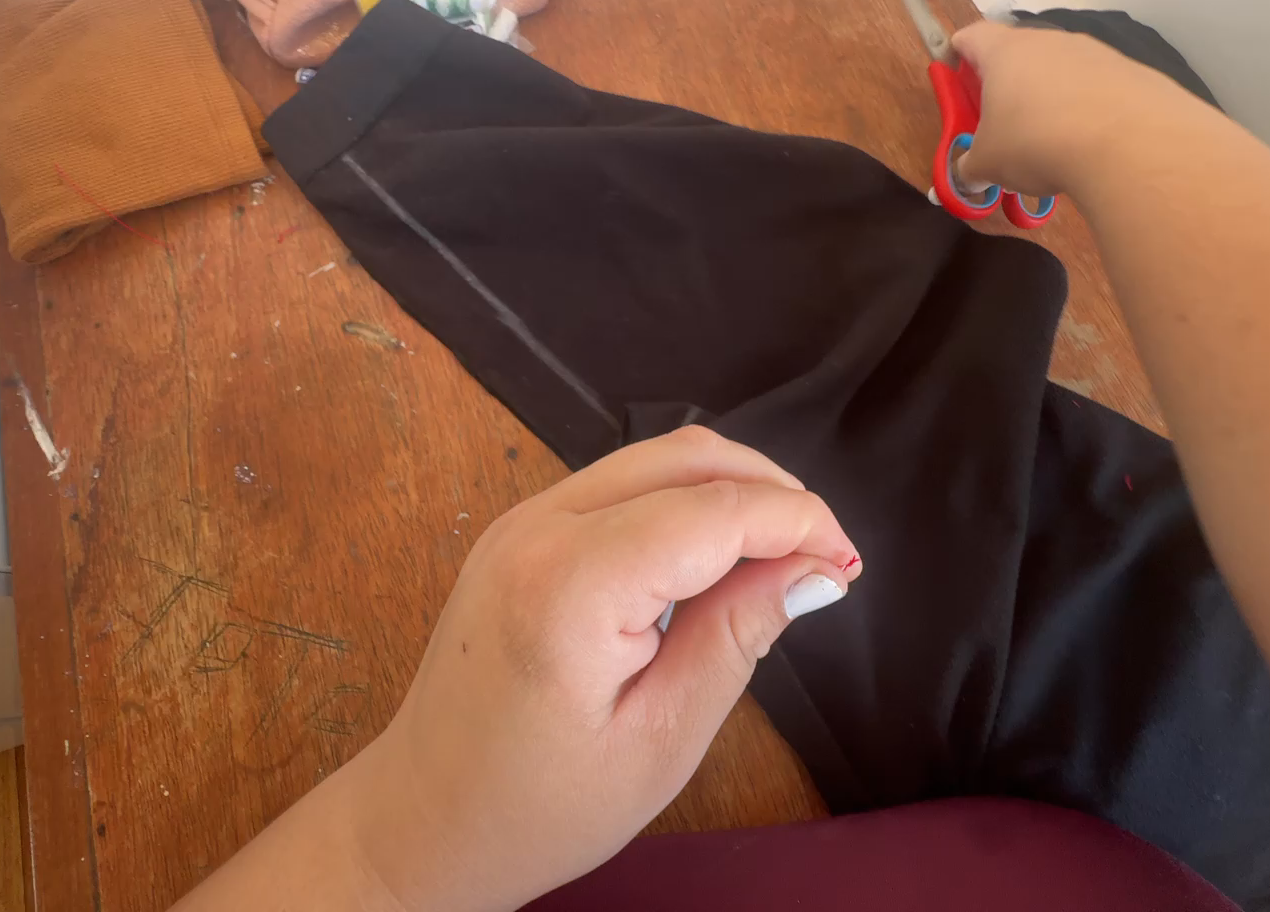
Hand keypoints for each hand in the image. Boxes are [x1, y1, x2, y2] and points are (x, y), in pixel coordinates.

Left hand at [340, 426, 861, 910]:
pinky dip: (682, 499)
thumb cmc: (538, 804)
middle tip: (820, 552)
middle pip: (684, 457)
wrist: (423, 812)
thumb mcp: (661, 739)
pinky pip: (621, 482)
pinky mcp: (523, 525)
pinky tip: (711, 550)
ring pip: (653, 458)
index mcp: (569, 584)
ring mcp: (523, 516)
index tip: (846, 558)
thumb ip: (738, 635)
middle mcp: (539, 525)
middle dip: (768, 489)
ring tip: (776, 551)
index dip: (795, 520)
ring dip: (728, 488)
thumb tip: (813, 569)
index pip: (711, 511)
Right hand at [952, 20, 1220, 201]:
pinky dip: (1080, 110)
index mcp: (1005, 53)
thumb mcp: (986, 164)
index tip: (953, 78)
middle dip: (1002, 85)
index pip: (970, 36)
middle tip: (995, 123)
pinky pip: (1091, 88)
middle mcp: (1050, 41)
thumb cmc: (1034, 143)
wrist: (1130, 145)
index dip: (957, 54)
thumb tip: (967, 174)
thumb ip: (968, 167)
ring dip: (1043, 98)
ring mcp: (1094, 52)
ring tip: (1042, 142)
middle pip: (1016, 53)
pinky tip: (1081, 144)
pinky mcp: (1129, 72)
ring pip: (1056, 70)